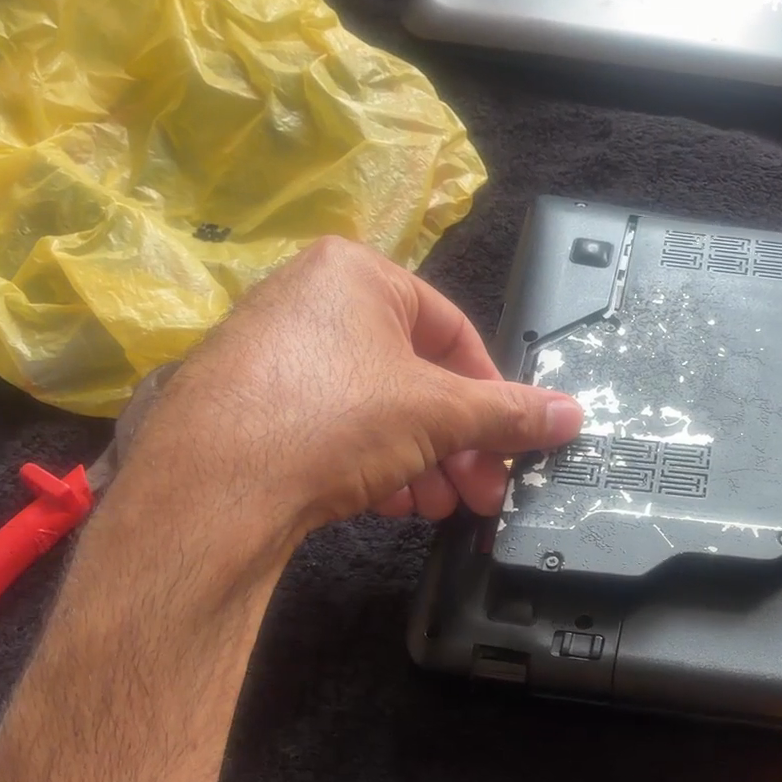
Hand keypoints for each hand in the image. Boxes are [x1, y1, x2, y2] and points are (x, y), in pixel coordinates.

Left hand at [117, 236, 582, 532]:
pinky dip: (375, 463)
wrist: (208, 493)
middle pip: (420, 377)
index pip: (457, 332)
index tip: (509, 442)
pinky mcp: (251, 402)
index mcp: (358, 275)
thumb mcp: (442, 414)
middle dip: (459, 443)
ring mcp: (275, 352)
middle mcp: (312, 300)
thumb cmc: (334, 421)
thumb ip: (512, 413)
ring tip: (436, 506)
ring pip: (382, 407)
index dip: (493, 394)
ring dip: (424, 461)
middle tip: (481, 491)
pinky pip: (337, 424)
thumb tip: (574, 415)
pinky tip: (389, 503)